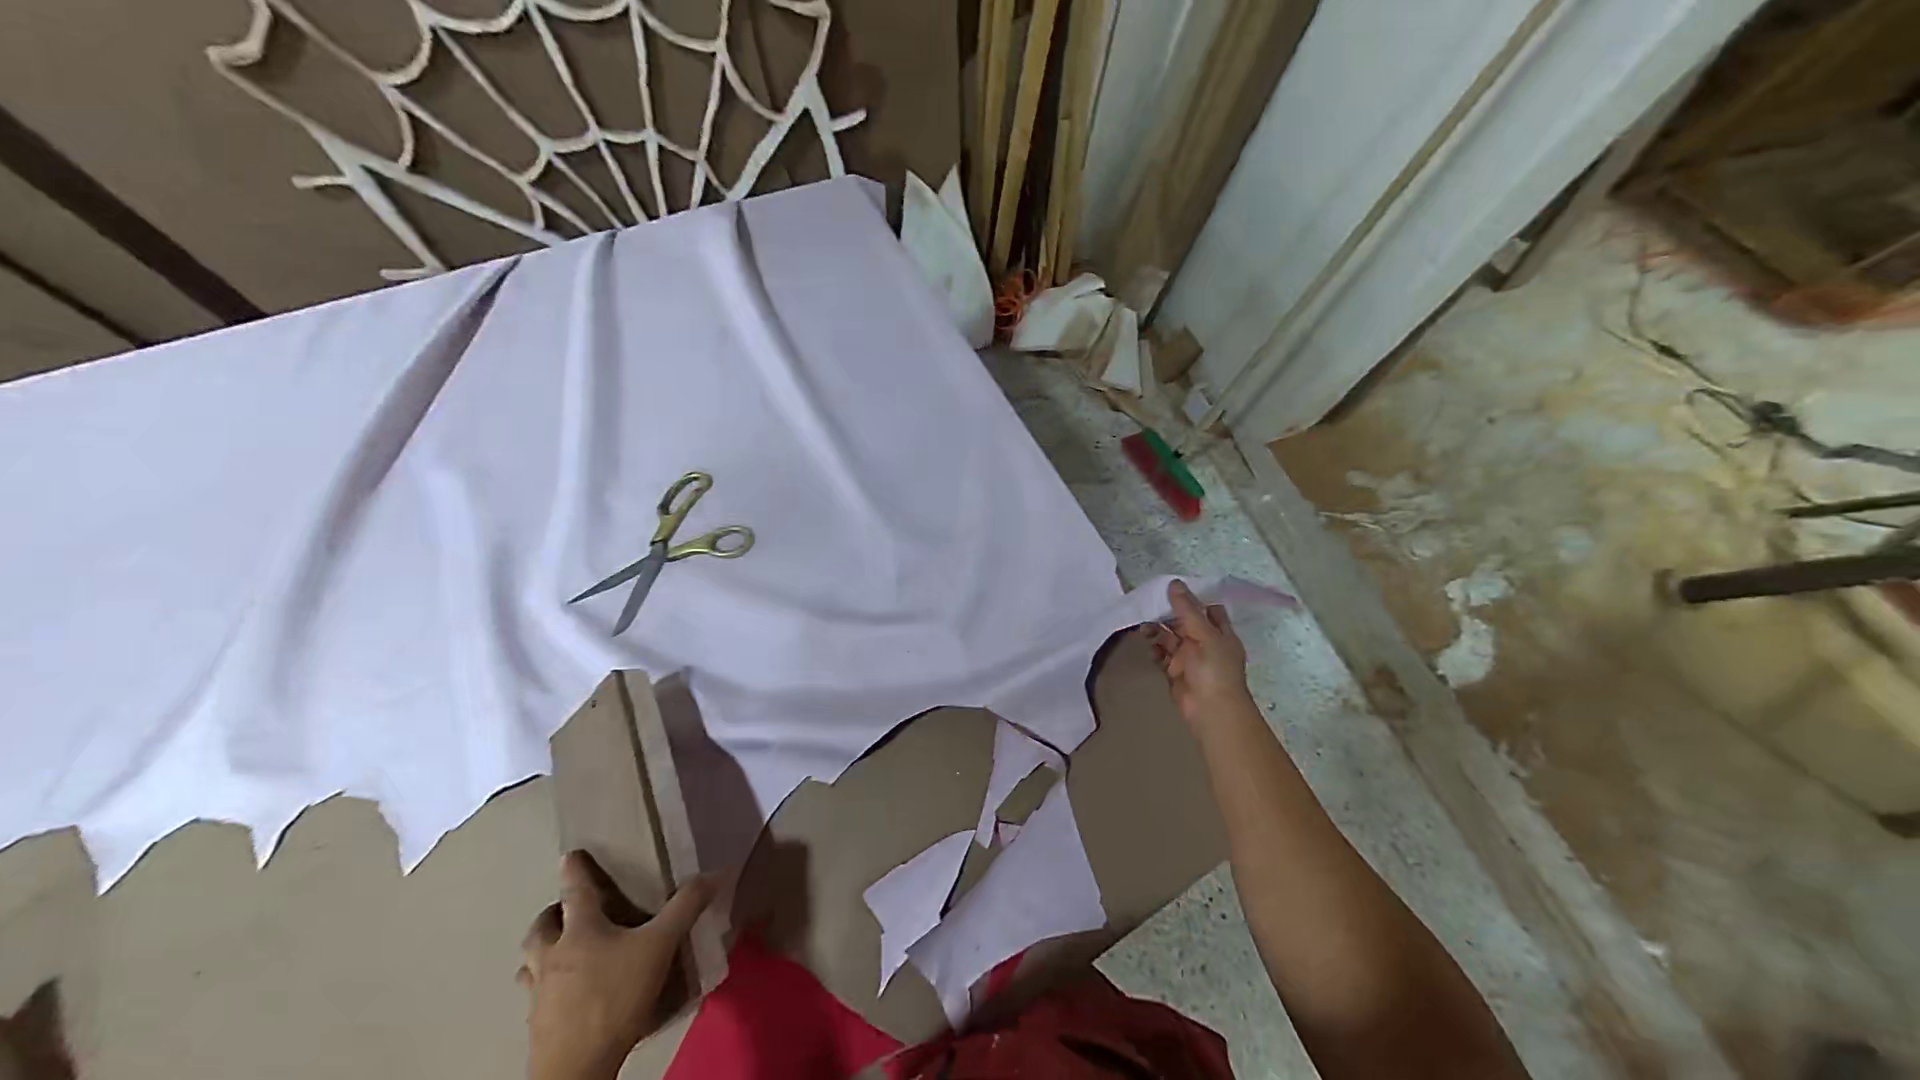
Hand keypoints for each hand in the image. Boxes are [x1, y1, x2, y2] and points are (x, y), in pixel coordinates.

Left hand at [520, 852, 716, 1079]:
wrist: (577, 1066)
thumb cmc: (616, 997)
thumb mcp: (660, 947)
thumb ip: (685, 908)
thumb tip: (715, 873)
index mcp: (580, 931)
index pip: (575, 891)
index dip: (574, 870)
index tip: (569, 854)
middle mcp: (552, 956)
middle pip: (540, 928)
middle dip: (550, 915)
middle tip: (564, 911)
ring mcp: (539, 992)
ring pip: (529, 963)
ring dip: (539, 954)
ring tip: (556, 953)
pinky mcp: (537, 1024)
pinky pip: (534, 997)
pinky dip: (543, 989)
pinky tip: (560, 996)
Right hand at [1148, 579, 1253, 729]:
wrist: (1210, 710)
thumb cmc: (1214, 669)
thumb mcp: (1203, 634)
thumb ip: (1187, 609)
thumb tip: (1174, 583)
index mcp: (1220, 632)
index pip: (1208, 609)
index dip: (1192, 599)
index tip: (1171, 589)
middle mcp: (1205, 643)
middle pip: (1185, 622)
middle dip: (1168, 614)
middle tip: (1149, 605)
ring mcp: (1190, 658)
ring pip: (1170, 638)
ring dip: (1157, 631)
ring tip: (1143, 626)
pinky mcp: (1175, 672)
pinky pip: (1162, 656)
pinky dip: (1154, 650)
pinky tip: (1148, 646)